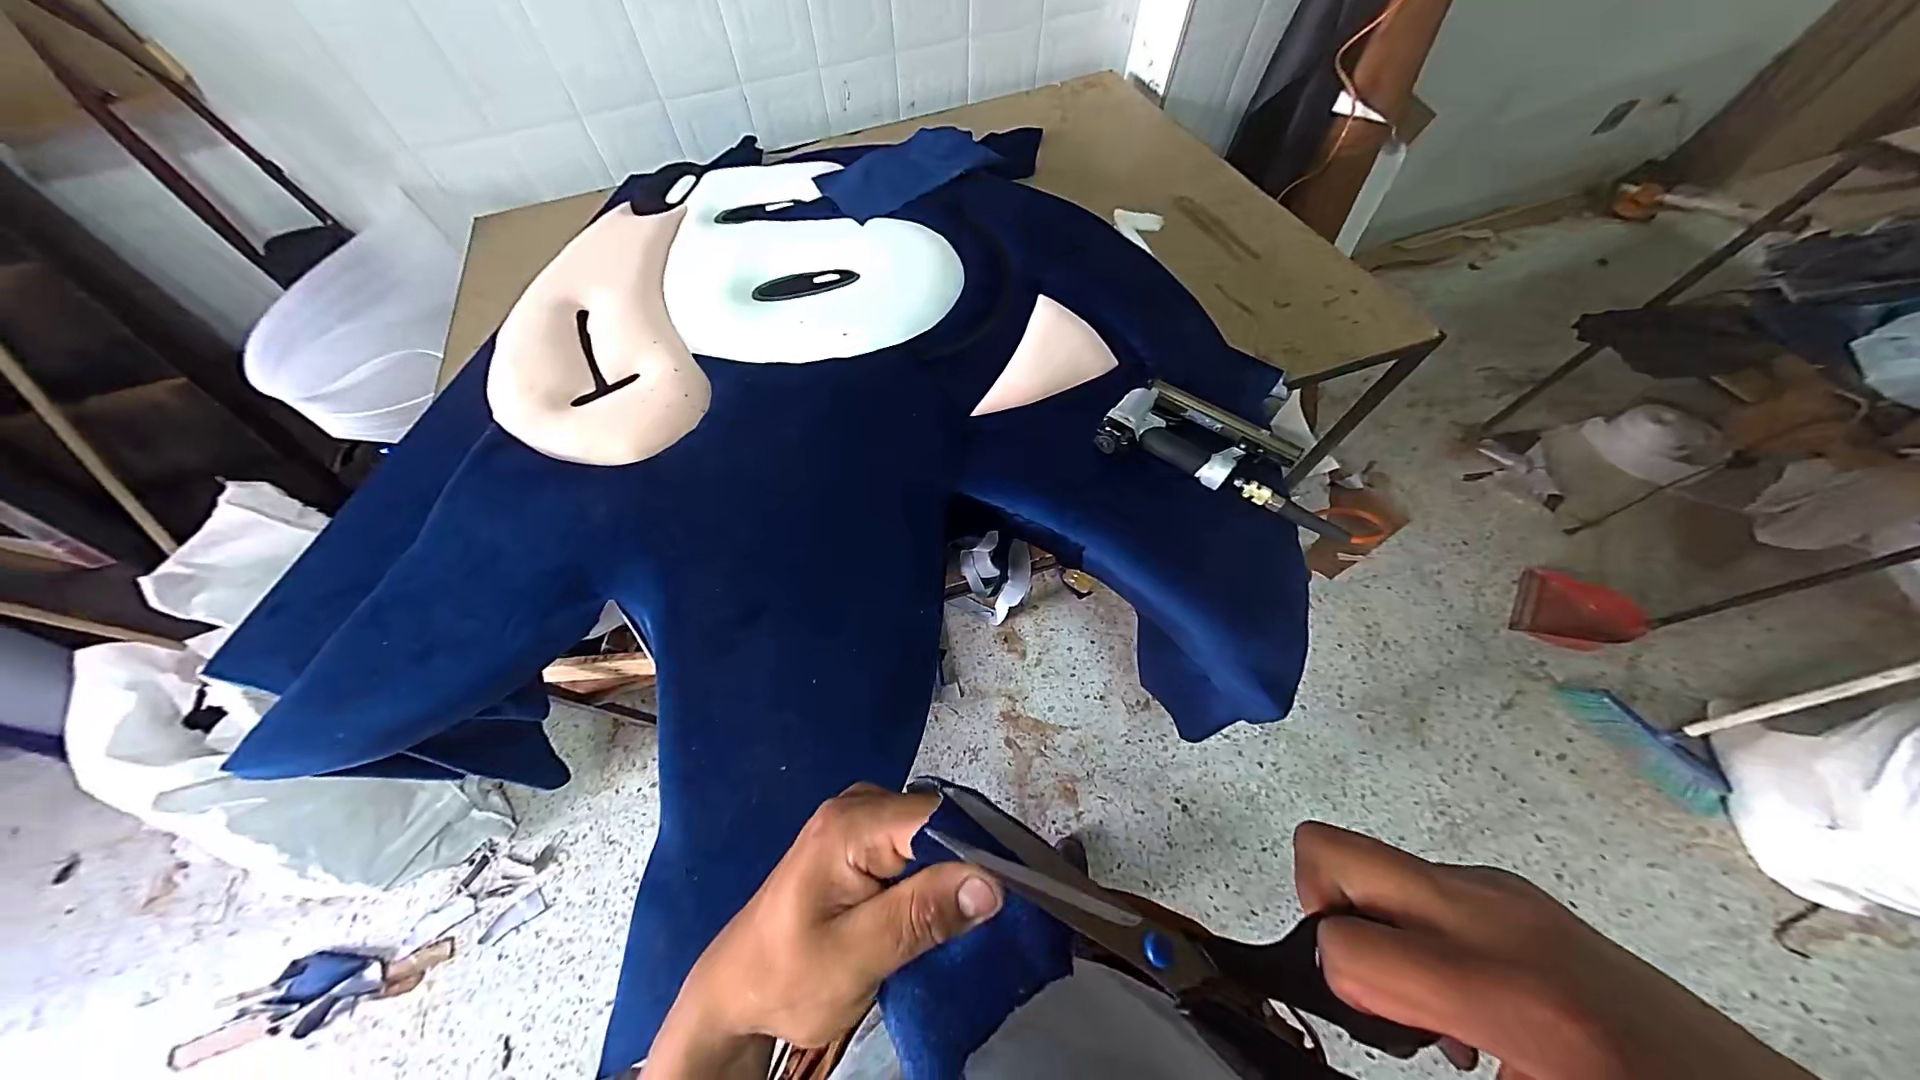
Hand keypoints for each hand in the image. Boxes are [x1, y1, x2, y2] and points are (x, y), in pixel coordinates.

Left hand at [646, 784, 1003, 1077]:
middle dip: (970, 862)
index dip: (980, 850)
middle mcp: (859, 804)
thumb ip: (920, 915)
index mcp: (852, 823)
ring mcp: (861, 817)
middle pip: (939, 821)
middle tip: (995, 914)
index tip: (1012, 893)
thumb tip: (991, 882)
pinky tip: (945, 904)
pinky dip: (936, 871)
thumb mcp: (855, 956)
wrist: (738, 988)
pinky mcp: (864, 838)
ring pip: (933, 833)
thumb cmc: (787, 976)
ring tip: (976, 914)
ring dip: (956, 870)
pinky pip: (917, 843)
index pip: (937, 819)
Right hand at [1295, 821, 1815, 1079]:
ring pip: (1364, 861)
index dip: (1335, 983)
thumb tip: (1347, 984)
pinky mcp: (1512, 887)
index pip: (1345, 941)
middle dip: (1316, 904)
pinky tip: (1461, 991)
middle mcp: (1491, 911)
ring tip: (1426, 1001)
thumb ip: (1419, 1028)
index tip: (1375, 1021)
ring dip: (1367, 921)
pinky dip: (1408, 926)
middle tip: (1363, 977)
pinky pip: (1414, 882)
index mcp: (1507, 988)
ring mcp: (1500, 888)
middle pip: (1327, 848)